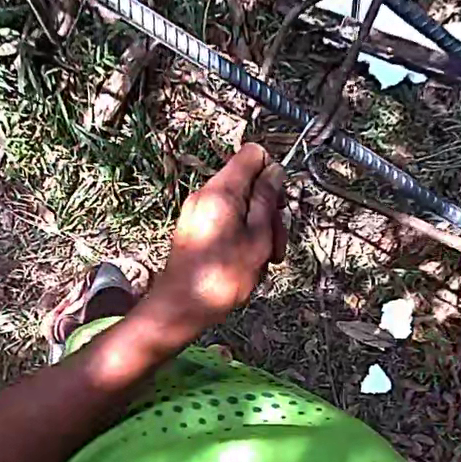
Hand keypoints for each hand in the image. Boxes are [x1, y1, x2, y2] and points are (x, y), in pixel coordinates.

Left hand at [140, 143, 286, 335]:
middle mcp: (205, 195)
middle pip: (248, 184)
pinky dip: (241, 238)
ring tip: (263, 261)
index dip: (272, 174)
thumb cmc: (221, 276)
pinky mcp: (194, 230)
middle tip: (276, 246)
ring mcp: (197, 212)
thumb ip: (266, 201)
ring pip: (239, 207)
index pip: (252, 154)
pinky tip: (246, 264)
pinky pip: (225, 222)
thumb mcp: (257, 238)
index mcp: (221, 190)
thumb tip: (275, 171)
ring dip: (258, 230)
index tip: (279, 205)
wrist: (180, 307)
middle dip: (269, 211)